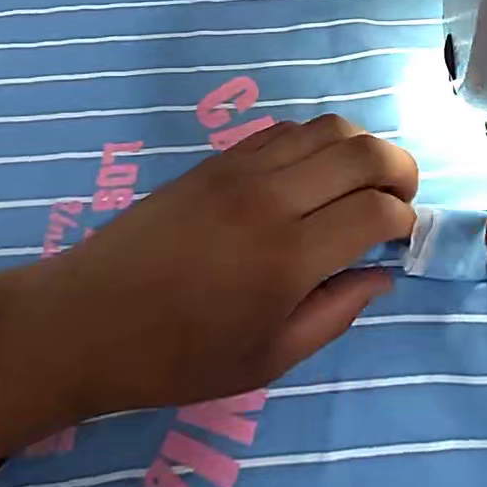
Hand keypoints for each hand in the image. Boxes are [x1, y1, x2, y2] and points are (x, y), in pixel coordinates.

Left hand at [0, 115, 416, 463]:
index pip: (376, 210)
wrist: (82, 321)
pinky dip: (319, 141)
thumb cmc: (177, 356)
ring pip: (329, 127)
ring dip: (363, 147)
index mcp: (288, 258)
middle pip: (363, 151)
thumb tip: (382, 273)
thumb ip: (337, 311)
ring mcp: (243, 169)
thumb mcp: (269, 360)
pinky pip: (287, 129)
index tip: (401, 237)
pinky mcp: (220, 157)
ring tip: (363, 180)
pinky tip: (314, 173)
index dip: (404, 219)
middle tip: (400, 199)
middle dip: (400, 169)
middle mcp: (272, 199)